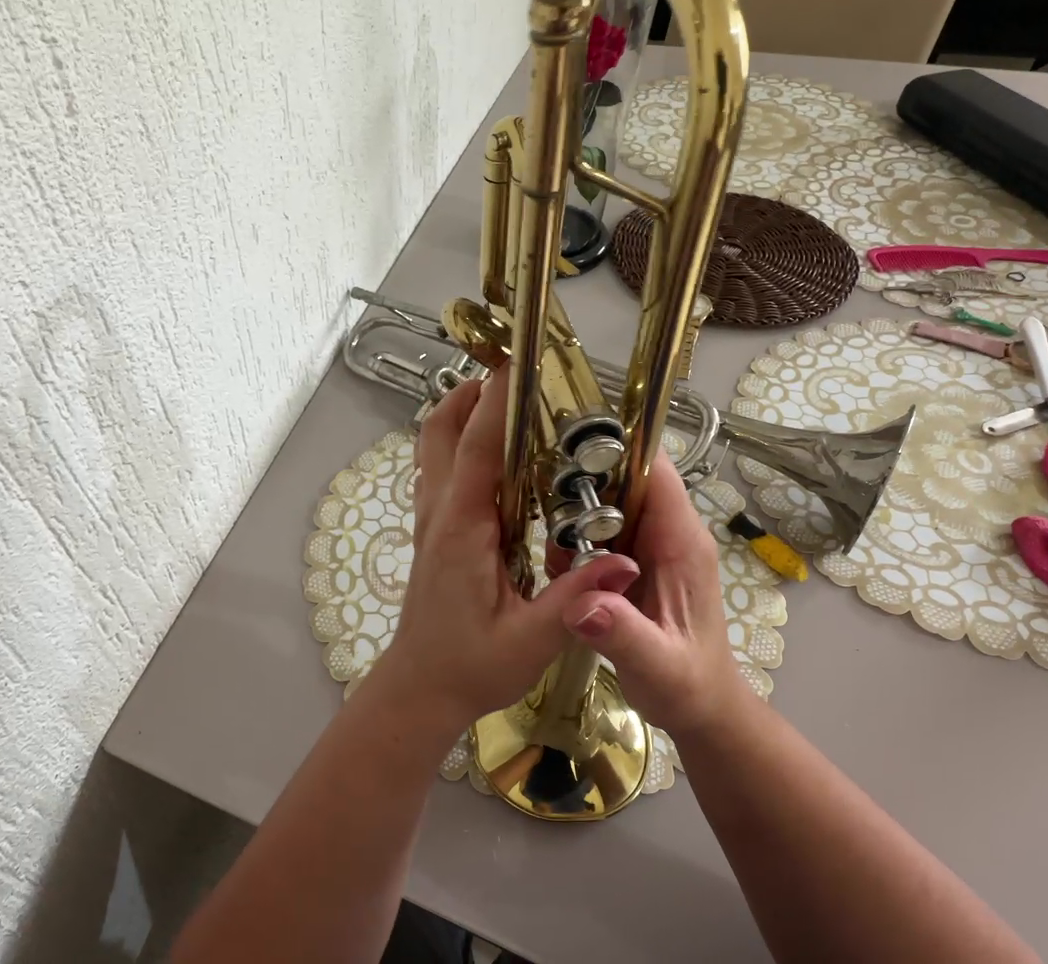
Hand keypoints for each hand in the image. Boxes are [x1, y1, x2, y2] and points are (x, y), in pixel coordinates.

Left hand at [370, 368, 641, 731]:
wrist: (421, 688)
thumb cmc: (471, 667)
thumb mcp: (530, 642)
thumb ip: (576, 602)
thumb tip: (626, 562)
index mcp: (461, 528)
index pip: (477, 446)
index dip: (499, 399)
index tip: (525, 360)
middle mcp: (438, 511)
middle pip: (441, 429)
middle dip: (473, 391)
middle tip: (520, 371)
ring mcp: (429, 517)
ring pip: (434, 444)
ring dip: (461, 410)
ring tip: (511, 396)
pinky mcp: (433, 528)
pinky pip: (441, 466)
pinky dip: (460, 439)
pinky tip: (500, 449)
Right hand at [557, 452, 748, 735]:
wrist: (702, 709)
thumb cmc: (687, 686)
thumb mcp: (656, 666)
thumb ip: (621, 634)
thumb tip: (579, 603)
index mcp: (679, 541)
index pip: (652, 468)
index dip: (611, 447)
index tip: (561, 445)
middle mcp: (667, 531)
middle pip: (622, 476)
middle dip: (580, 480)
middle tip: (538, 506)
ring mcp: (650, 545)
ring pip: (607, 500)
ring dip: (572, 512)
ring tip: (548, 549)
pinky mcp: (634, 560)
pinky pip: (600, 528)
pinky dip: (574, 537)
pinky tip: (556, 567)